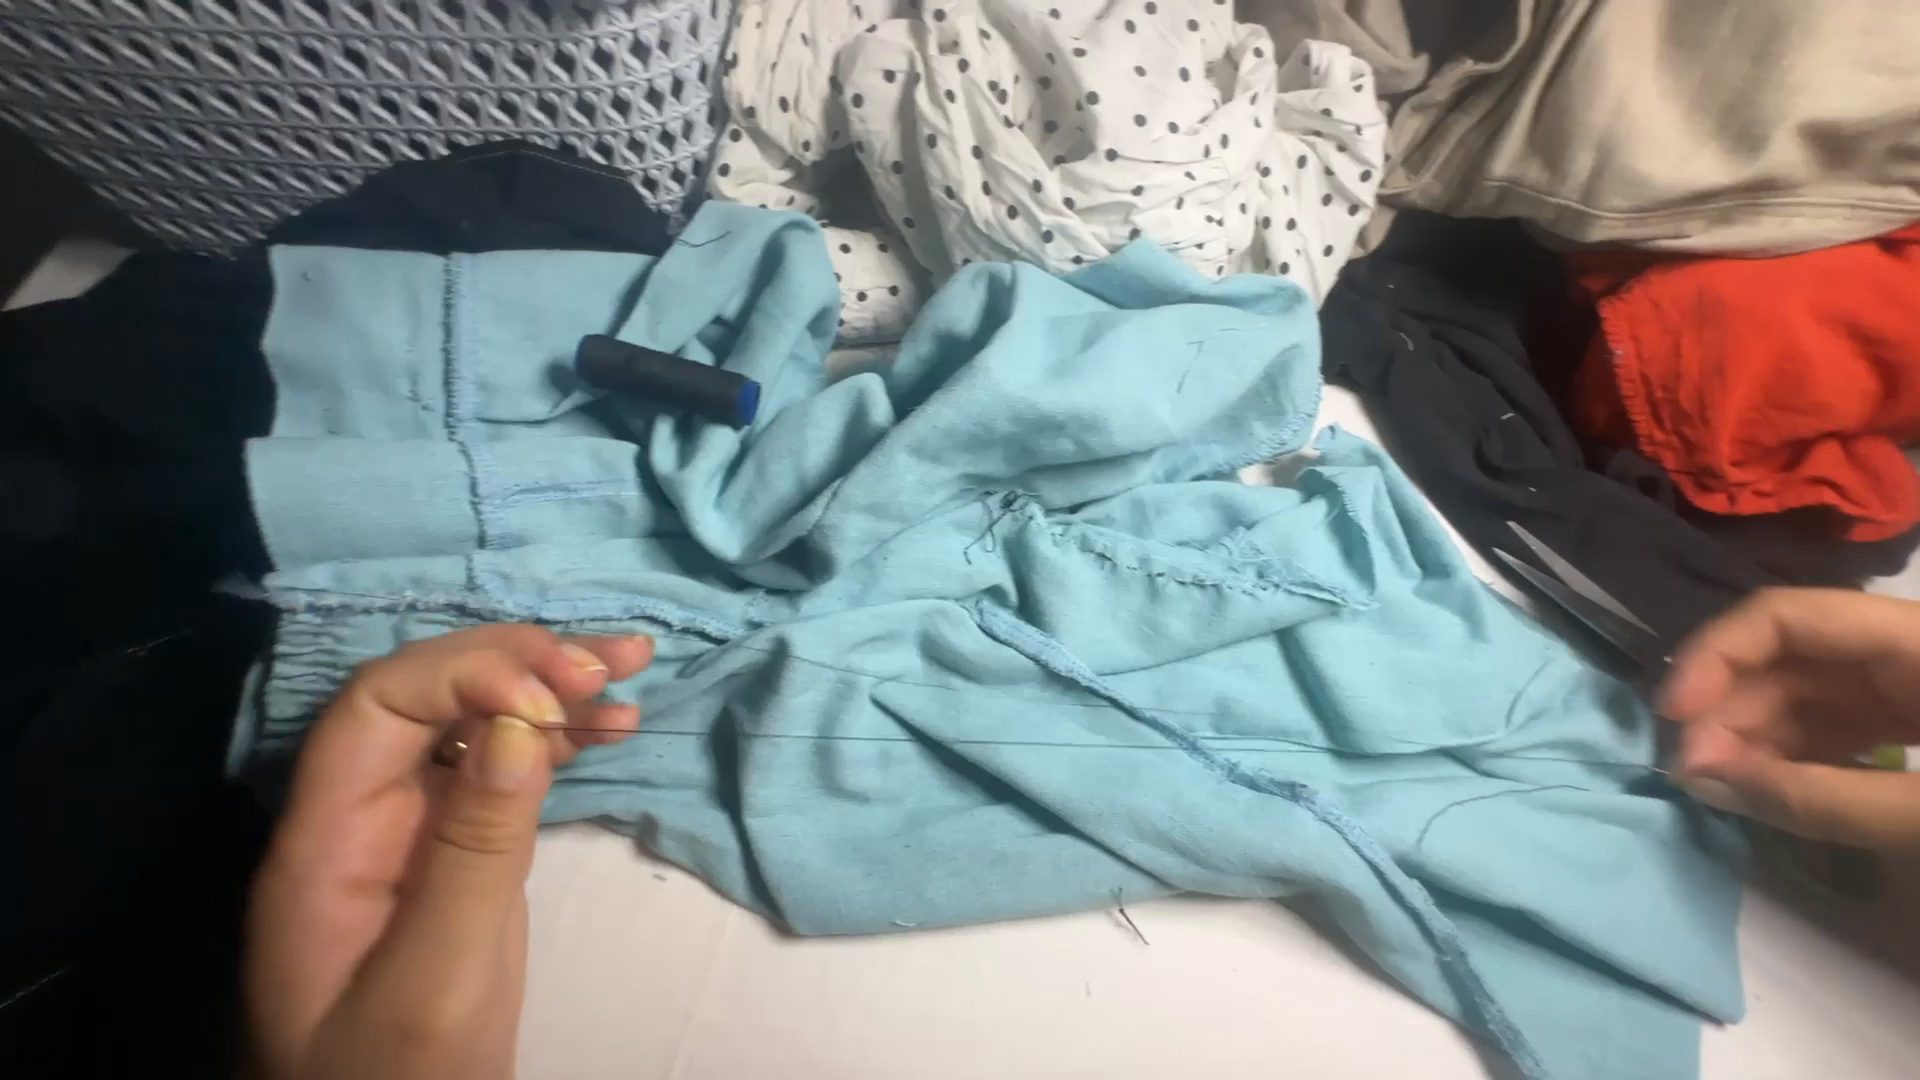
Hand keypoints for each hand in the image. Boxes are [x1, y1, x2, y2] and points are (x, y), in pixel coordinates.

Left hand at [246, 625, 652, 1079]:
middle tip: (606, 663)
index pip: (379, 708)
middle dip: (520, 661)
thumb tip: (521, 724)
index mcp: (327, 840)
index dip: (465, 678)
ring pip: (480, 715)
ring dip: (554, 681)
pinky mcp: (469, 836)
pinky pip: (514, 756)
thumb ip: (476, 850)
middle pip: (432, 692)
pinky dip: (566, 730)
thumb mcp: (440, 975)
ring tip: (631, 661)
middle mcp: (368, 810)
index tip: (552, 699)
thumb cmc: (402, 1073)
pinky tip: (616, 721)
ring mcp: (421, 820)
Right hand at [1660, 587, 1919, 849]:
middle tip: (1694, 772)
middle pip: (1779, 659)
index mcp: (1919, 642)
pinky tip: (1763, 786)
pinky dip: (1786, 753)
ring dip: (1745, 737)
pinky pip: (1828, 723)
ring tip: (1724, 786)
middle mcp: (1902, 650)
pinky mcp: (1914, 723)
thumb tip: (1700, 784)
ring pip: (1795, 694)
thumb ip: (1823, 800)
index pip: (1780, 616)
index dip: (1712, 656)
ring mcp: (1909, 687)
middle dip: (1723, 712)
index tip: (1672, 714)